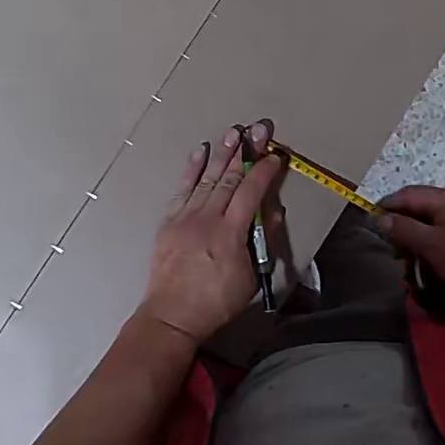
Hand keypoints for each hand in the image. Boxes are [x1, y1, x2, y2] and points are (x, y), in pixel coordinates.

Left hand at [140, 124, 284, 343]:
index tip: (274, 156)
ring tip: (232, 133)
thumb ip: (262, 243)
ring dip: (221, 154)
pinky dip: (192, 169)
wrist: (171, 315)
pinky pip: (182, 189)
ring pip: (207, 179)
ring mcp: (186, 217)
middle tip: (255, 129)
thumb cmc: (215, 302)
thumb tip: (273, 215)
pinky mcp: (170, 221)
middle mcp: (207, 219)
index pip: (251, 193)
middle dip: (244, 152)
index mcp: (230, 233)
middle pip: (229, 178)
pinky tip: (201, 152)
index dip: (264, 172)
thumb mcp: (250, 277)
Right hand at [377, 186, 444, 301]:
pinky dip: (437, 236)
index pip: (407, 194)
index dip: (387, 206)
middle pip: (423, 203)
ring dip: (421, 231)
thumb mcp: (431, 247)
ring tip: (413, 253)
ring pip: (437, 216)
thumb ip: (404, 229)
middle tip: (393, 243)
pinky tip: (436, 254)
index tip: (372, 220)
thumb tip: (383, 218)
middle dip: (404, 221)